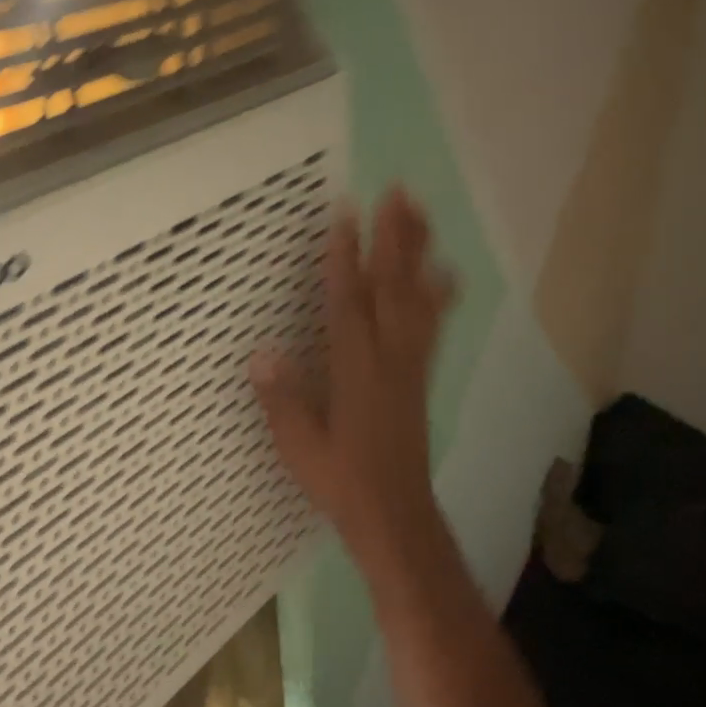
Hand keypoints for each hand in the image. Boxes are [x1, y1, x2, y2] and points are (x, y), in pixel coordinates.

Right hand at [250, 186, 454, 572]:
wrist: (394, 514)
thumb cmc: (341, 480)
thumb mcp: (299, 446)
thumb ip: (282, 400)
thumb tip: (261, 353)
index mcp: (355, 371)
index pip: (348, 304)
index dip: (346, 258)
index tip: (346, 214)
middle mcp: (388, 359)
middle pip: (392, 289)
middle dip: (394, 239)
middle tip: (398, 192)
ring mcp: (408, 366)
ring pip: (416, 300)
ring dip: (418, 254)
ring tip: (421, 214)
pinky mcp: (418, 378)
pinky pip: (429, 326)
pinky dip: (437, 295)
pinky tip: (444, 276)